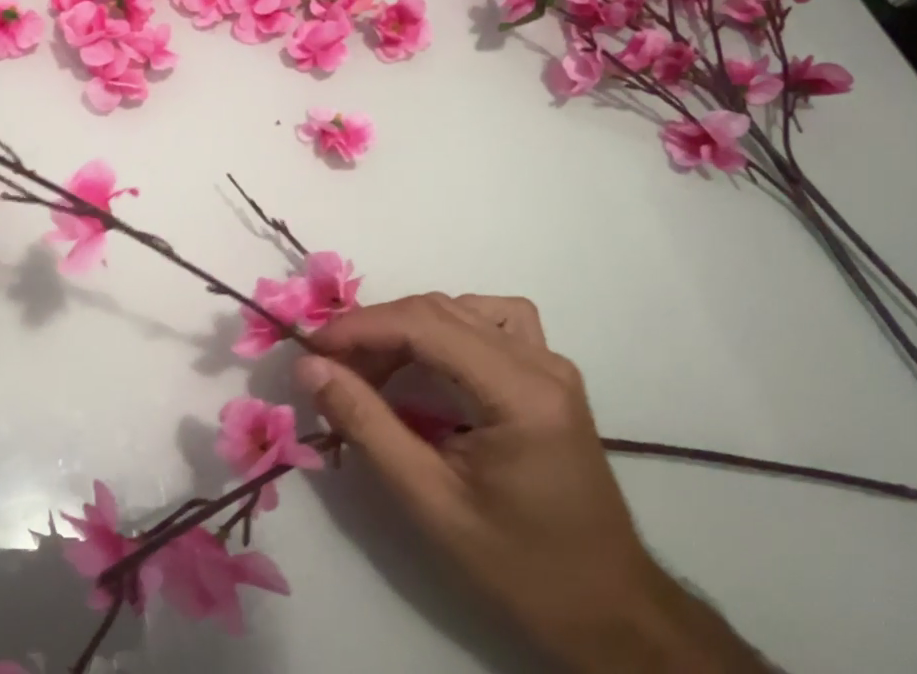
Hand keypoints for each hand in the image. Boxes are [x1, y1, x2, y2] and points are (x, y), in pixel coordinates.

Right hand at [294, 294, 763, 673]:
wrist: (608, 608)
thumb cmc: (519, 564)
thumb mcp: (429, 500)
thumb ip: (366, 425)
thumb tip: (310, 368)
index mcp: (521, 392)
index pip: (425, 325)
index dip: (359, 327)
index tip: (308, 349)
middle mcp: (543, 364)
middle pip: (441, 310)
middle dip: (375, 329)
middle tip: (328, 367)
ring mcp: (553, 368)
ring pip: (464, 310)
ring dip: (407, 328)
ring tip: (370, 367)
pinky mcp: (550, 380)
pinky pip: (490, 326)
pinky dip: (445, 331)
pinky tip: (425, 364)